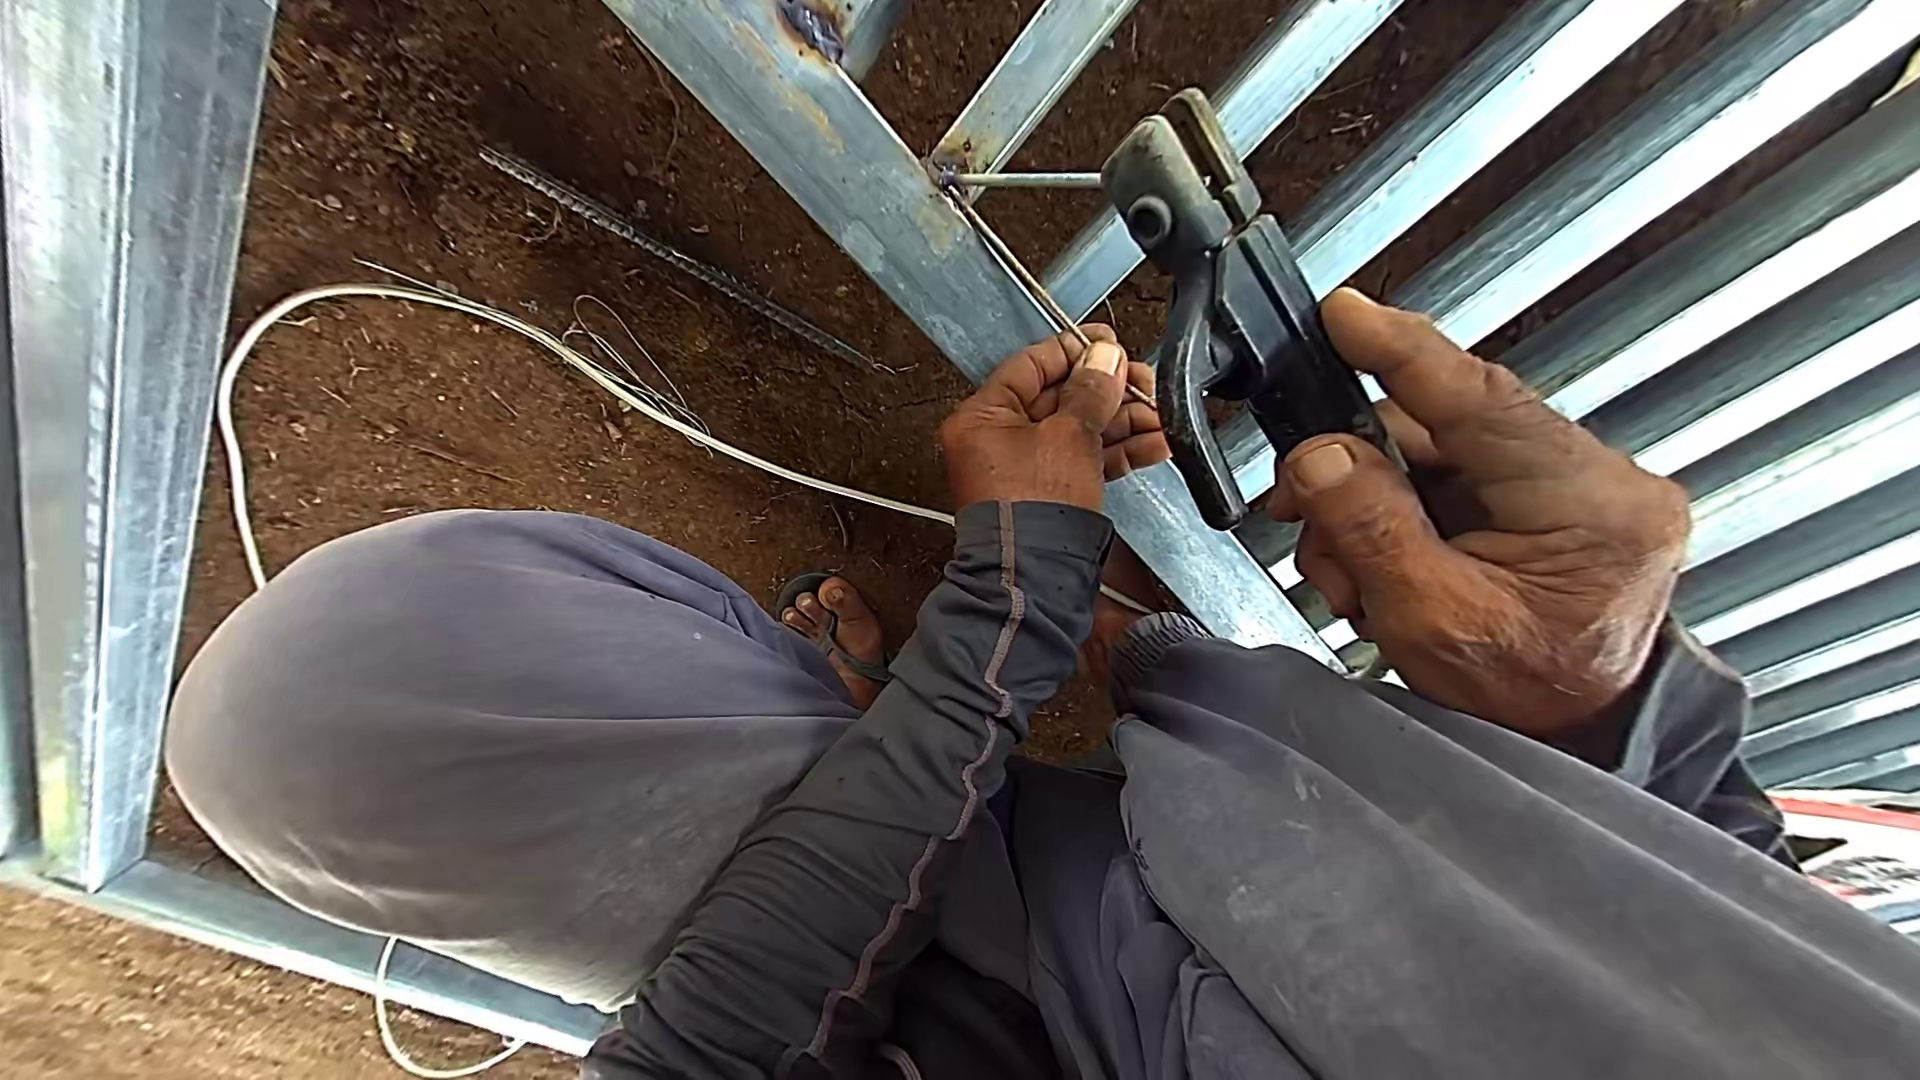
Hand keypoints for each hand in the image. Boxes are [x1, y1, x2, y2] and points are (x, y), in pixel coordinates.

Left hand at [940, 325, 1166, 511]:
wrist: (1036, 577)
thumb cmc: (1032, 511)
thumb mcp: (1068, 436)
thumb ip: (1090, 392)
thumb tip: (1105, 357)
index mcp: (982, 419)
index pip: (1030, 367)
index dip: (1072, 351)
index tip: (1106, 343)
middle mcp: (997, 442)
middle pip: (1059, 399)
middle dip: (1108, 391)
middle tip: (1142, 382)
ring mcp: (1024, 469)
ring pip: (1077, 431)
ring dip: (1122, 422)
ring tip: (1160, 416)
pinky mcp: (1048, 494)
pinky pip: (1084, 461)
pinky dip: (1118, 453)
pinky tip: (1153, 444)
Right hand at [1270, 289, 1689, 740]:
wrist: (1559, 730)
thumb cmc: (1518, 688)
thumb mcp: (1429, 616)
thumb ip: (1371, 528)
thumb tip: (1319, 455)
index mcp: (1586, 503)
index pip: (1482, 400)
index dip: (1403, 351)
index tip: (1346, 316)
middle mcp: (1578, 481)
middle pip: (1426, 433)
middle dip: (1345, 471)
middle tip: (1294, 510)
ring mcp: (1543, 490)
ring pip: (1409, 459)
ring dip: (1352, 509)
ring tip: (1346, 574)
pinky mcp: (1511, 504)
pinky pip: (1417, 484)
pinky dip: (1370, 520)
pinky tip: (1364, 567)